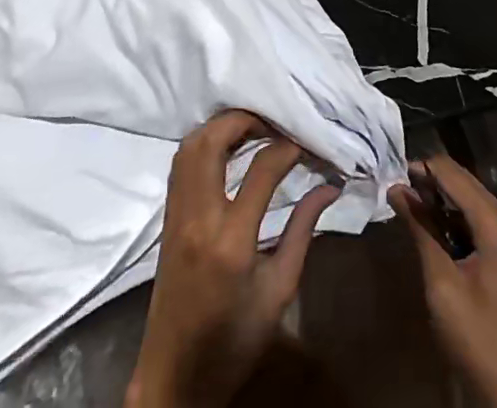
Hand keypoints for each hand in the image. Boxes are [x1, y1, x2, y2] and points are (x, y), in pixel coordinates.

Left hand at [127, 110, 340, 407]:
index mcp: (231, 240)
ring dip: (221, 127)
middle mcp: (197, 218)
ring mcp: (175, 217)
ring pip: (189, 148)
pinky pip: (180, 166)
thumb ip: (304, 230)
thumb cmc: (235, 339)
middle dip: (246, 120)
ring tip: (256, 126)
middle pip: (212, 142)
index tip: (310, 141)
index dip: (290, 146)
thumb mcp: (280, 289)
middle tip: (277, 119)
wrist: (174, 376)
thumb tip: (330, 186)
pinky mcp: (166, 221)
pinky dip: (204, 144)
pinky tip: (228, 148)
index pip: (262, 168)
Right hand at [391, 154, 496, 407]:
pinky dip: (448, 213)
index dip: (420, 167)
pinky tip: (424, 223)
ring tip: (401, 202)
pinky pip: (472, 215)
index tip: (387, 172)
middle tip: (391, 188)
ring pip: (466, 196)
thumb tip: (397, 189)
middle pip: (461, 179)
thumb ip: (421, 230)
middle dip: (426, 179)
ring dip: (435, 196)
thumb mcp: (442, 282)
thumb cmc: (477, 335)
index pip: (452, 172)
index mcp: (495, 221)